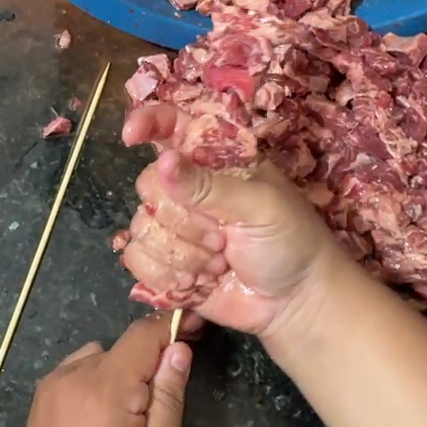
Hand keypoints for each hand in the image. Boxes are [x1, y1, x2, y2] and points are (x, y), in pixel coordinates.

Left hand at [0, 317, 191, 426]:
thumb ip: (169, 402)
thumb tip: (179, 349)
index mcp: (104, 389)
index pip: (144, 333)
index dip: (174, 327)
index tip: (199, 330)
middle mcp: (73, 376)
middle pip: (123, 346)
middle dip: (150, 362)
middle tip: (163, 408)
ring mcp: (52, 386)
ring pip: (101, 356)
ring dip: (122, 373)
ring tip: (129, 423)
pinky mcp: (40, 400)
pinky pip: (79, 370)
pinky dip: (98, 381)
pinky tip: (101, 423)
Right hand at [122, 105, 344, 335]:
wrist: (296, 303)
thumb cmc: (290, 241)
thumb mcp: (259, 206)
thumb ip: (208, 186)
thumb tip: (163, 161)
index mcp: (213, 159)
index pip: (171, 125)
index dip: (147, 122)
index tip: (130, 137)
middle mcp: (187, 187)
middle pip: (148, 186)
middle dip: (183, 220)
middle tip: (222, 236)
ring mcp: (174, 226)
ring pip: (141, 227)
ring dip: (182, 254)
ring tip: (219, 263)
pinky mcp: (165, 262)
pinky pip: (136, 259)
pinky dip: (166, 275)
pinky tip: (198, 282)